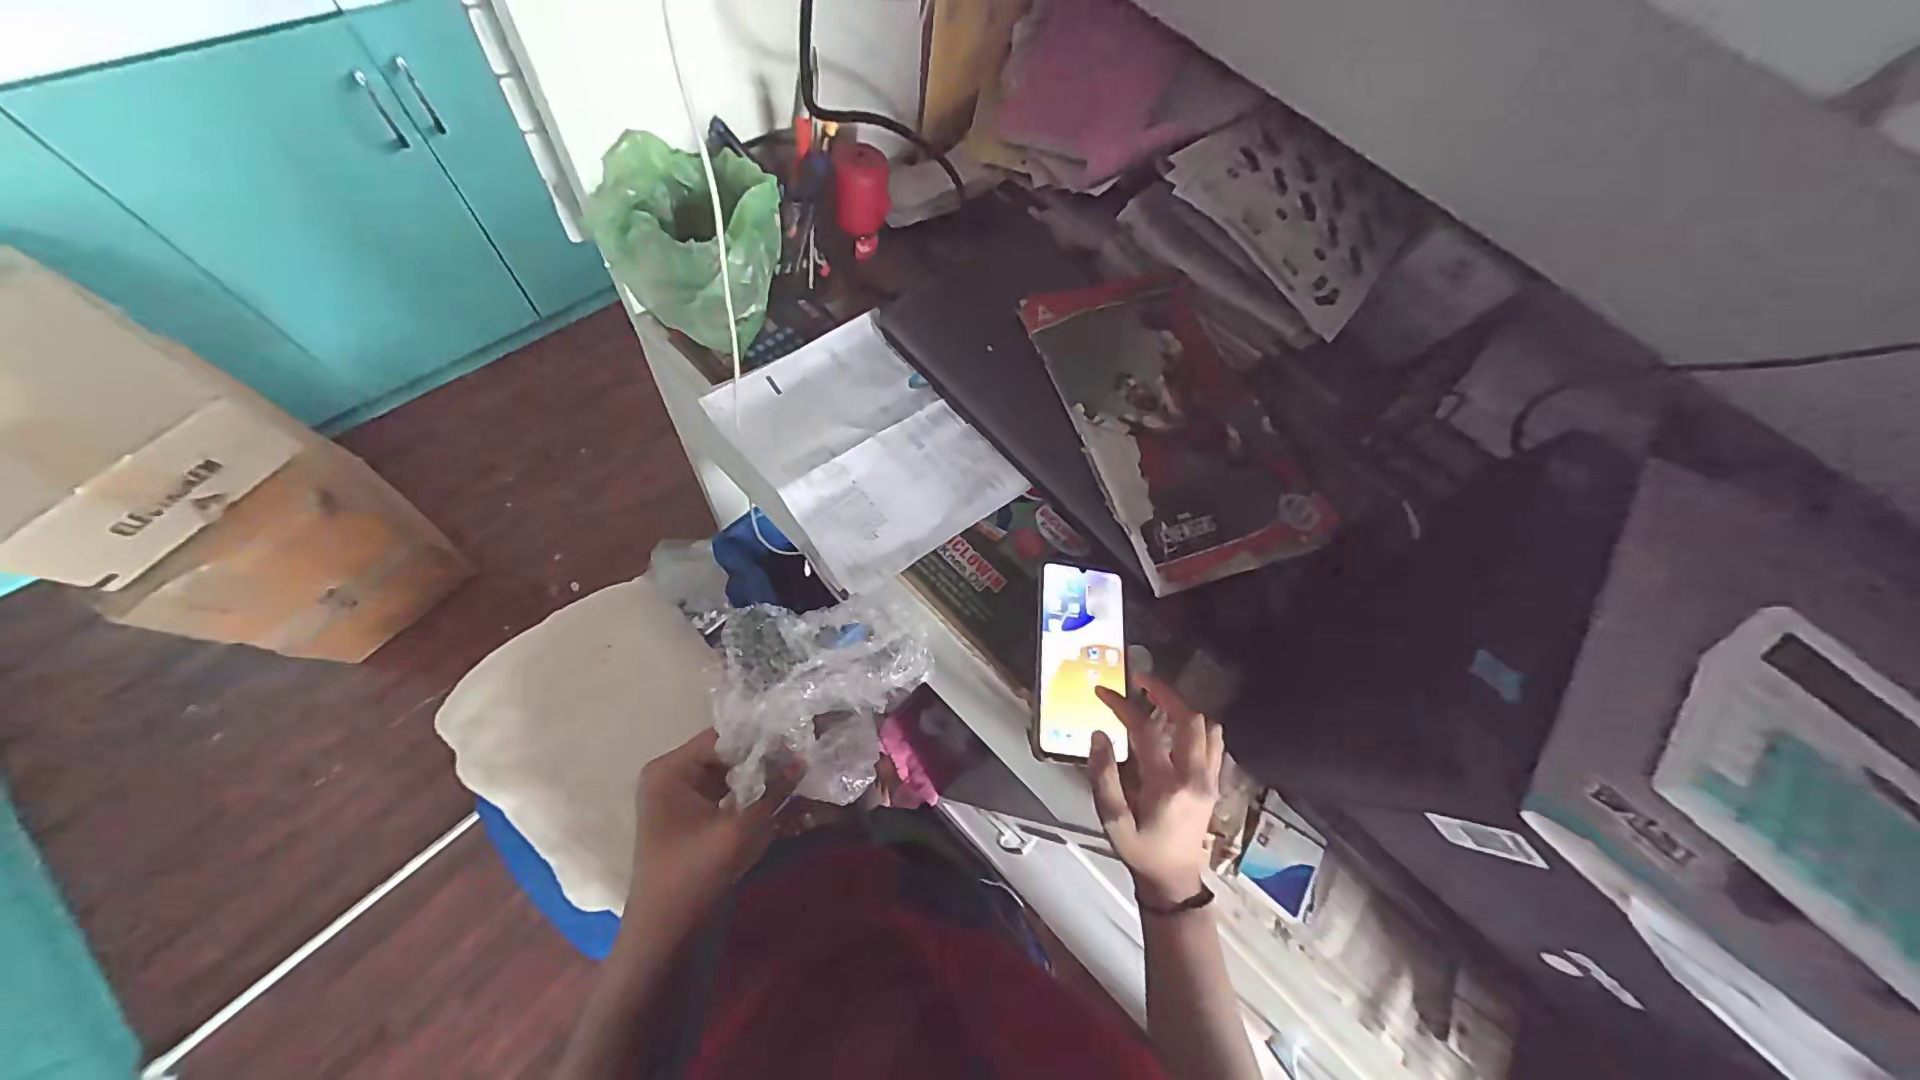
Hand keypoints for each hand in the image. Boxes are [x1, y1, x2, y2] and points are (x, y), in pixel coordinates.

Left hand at [628, 729, 787, 924]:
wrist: (666, 931)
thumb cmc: (696, 874)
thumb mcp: (741, 828)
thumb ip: (772, 789)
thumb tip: (803, 759)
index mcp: (670, 770)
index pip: (723, 738)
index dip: (759, 740)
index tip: (796, 742)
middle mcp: (671, 774)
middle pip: (726, 752)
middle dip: (762, 757)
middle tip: (799, 757)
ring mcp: (678, 794)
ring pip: (728, 771)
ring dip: (757, 774)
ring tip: (794, 772)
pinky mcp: (690, 813)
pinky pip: (724, 790)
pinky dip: (748, 791)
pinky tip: (776, 793)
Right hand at [1089, 675, 1223, 907]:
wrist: (1174, 881)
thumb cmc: (1140, 850)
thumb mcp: (1113, 821)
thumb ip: (1104, 778)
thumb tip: (1100, 736)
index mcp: (1168, 785)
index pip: (1146, 731)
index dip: (1123, 706)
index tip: (1104, 692)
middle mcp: (1195, 776)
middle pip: (1190, 719)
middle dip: (1165, 692)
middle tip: (1141, 681)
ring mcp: (1210, 779)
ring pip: (1208, 727)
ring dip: (1183, 707)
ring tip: (1158, 699)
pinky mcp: (1213, 783)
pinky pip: (1214, 742)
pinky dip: (1196, 726)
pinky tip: (1176, 726)